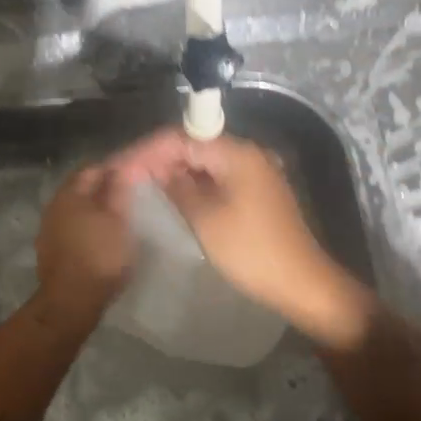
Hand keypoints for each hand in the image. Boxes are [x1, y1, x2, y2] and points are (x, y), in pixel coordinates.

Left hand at [34, 165, 134, 319]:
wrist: (70, 301)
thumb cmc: (100, 256)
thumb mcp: (119, 220)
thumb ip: (118, 191)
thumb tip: (119, 167)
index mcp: (70, 194)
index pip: (91, 169)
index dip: (112, 170)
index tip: (131, 178)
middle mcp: (53, 206)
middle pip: (78, 189)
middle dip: (100, 190)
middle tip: (125, 198)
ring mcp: (47, 229)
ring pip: (72, 210)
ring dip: (90, 211)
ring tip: (114, 220)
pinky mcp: (48, 250)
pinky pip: (68, 230)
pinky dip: (83, 229)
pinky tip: (97, 240)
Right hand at [125, 130, 370, 346]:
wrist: (301, 283)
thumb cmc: (250, 250)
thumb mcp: (205, 219)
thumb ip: (177, 187)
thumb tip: (157, 169)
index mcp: (236, 153)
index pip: (180, 137)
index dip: (146, 150)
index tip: (120, 167)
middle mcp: (247, 153)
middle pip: (193, 143)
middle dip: (158, 157)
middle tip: (127, 175)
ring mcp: (255, 172)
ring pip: (205, 160)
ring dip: (175, 169)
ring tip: (143, 183)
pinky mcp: (257, 191)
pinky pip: (218, 175)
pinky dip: (194, 181)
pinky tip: (174, 194)